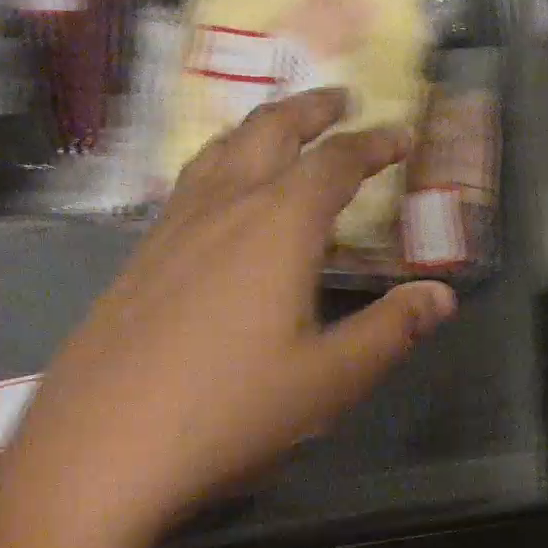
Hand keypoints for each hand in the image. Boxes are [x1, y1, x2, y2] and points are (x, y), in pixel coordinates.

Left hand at [0, 89, 456, 545]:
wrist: (105, 446)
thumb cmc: (235, 411)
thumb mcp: (333, 380)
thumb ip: (391, 331)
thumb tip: (442, 295)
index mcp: (276, 230)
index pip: (332, 166)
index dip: (372, 145)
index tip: (402, 134)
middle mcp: (221, 211)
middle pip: (265, 134)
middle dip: (308, 110)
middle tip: (341, 100)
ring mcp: (170, 232)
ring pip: (217, 153)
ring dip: (259, 130)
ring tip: (283, 131)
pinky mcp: (140, 261)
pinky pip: (190, 187)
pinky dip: (223, 166)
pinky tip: (224, 200)